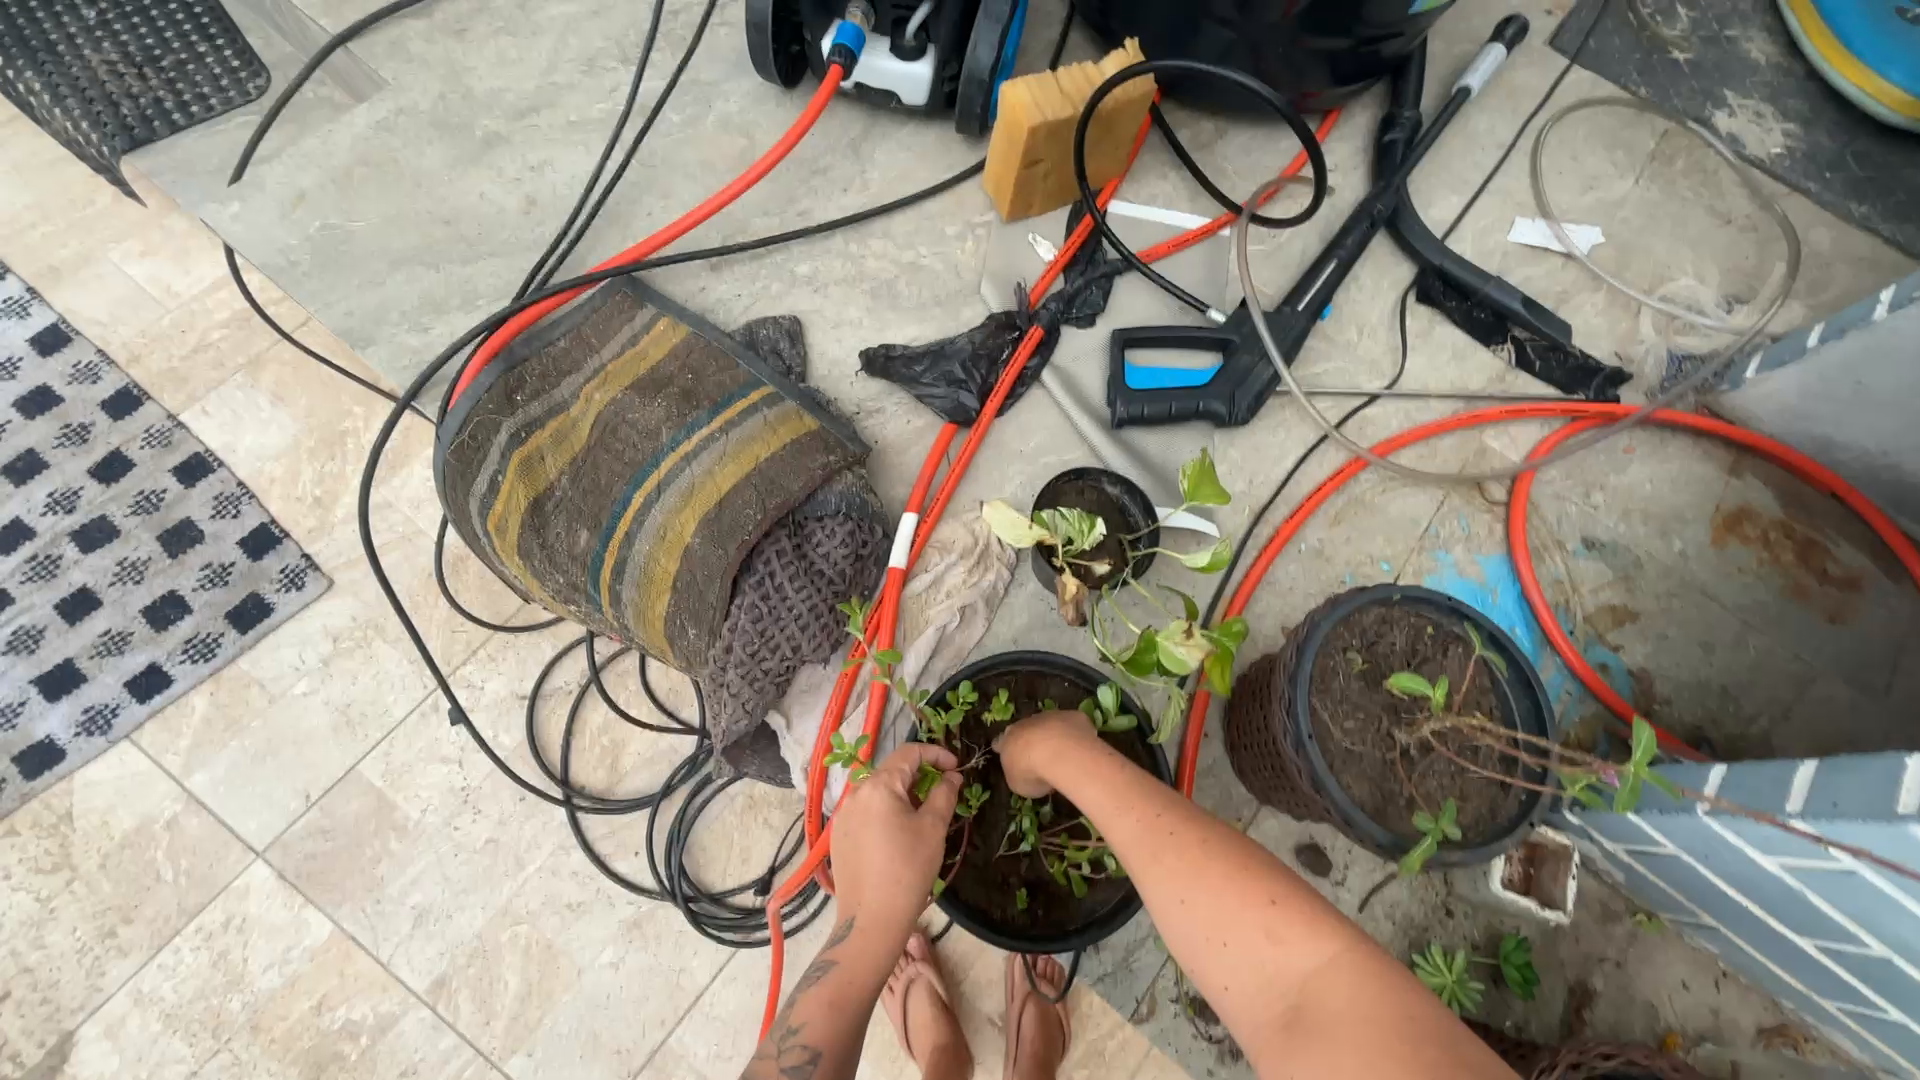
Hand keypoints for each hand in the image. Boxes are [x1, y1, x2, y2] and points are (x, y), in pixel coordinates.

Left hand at [829, 742, 961, 936]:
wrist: (871, 920)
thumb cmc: (908, 870)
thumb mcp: (933, 828)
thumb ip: (944, 794)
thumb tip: (951, 776)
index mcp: (878, 785)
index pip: (909, 752)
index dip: (936, 754)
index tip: (956, 768)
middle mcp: (855, 793)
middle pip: (892, 770)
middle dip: (920, 775)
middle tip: (943, 792)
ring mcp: (843, 815)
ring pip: (878, 791)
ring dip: (903, 793)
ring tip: (924, 814)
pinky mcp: (840, 836)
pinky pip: (867, 810)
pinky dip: (886, 810)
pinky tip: (900, 834)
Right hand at [994, 709, 1099, 798]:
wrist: (1059, 752)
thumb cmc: (1032, 771)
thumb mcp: (1018, 784)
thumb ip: (1019, 775)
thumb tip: (1026, 774)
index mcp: (1008, 741)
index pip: (1000, 742)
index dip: (1004, 747)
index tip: (1004, 751)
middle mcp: (1026, 724)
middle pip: (1026, 729)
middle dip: (1031, 740)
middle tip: (1039, 756)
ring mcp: (1050, 717)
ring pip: (1050, 725)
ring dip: (1054, 736)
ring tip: (1063, 755)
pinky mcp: (1072, 716)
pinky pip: (1072, 725)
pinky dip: (1075, 735)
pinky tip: (1082, 748)